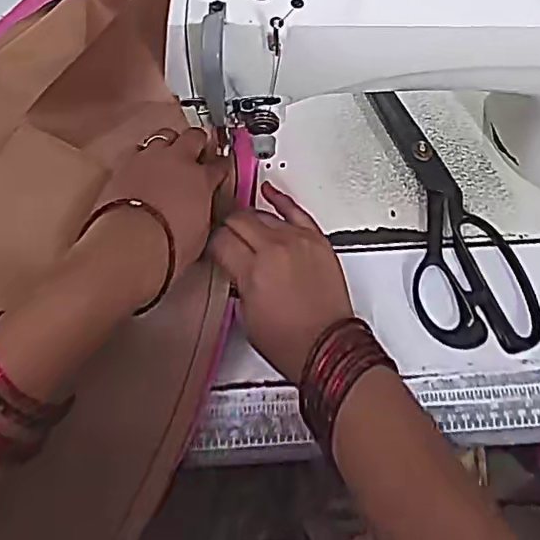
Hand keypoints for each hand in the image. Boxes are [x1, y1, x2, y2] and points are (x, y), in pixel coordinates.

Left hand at [87, 128, 230, 298]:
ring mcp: (152, 158)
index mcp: (203, 179)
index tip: (219, 171)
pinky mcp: (126, 162)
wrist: (130, 243)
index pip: (220, 165)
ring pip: (166, 135)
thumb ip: (204, 212)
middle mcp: (179, 161)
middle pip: (195, 137)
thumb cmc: (166, 245)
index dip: (221, 167)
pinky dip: (142, 155)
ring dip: (169, 143)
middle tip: (197, 151)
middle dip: (198, 142)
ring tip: (169, 154)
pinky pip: (138, 148)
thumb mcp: (200, 234)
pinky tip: (142, 165)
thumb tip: (201, 213)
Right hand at [206, 184, 354, 382]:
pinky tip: (269, 191)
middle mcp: (274, 249)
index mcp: (252, 271)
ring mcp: (297, 241)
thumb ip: (236, 281)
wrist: (328, 348)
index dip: (211, 242)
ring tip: (242, 221)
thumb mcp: (246, 317)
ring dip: (249, 218)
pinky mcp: (316, 239)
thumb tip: (231, 264)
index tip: (211, 246)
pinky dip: (280, 199)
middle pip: (238, 220)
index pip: (220, 239)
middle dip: (226, 227)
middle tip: (224, 235)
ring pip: (262, 213)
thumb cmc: (292, 341)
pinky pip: (294, 210)